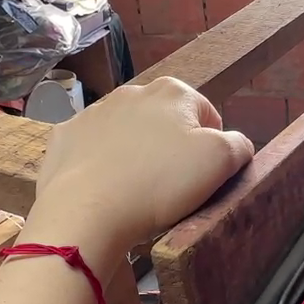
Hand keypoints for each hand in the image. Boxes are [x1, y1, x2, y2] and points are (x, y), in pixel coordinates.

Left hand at [27, 77, 253, 259]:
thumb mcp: (220, 162)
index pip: (208, 115)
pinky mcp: (65, 137)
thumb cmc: (160, 183)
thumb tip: (235, 144)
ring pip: (128, 132)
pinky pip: (93, 148)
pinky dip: (102, 163)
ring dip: (137, 154)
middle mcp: (132, 92)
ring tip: (137, 191)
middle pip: (165, 121)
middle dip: (171, 148)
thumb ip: (238, 145)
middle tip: (171, 187)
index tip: (202, 178)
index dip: (212, 149)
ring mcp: (93, 112)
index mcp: (173, 92)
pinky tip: (105, 188)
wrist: (86, 211)